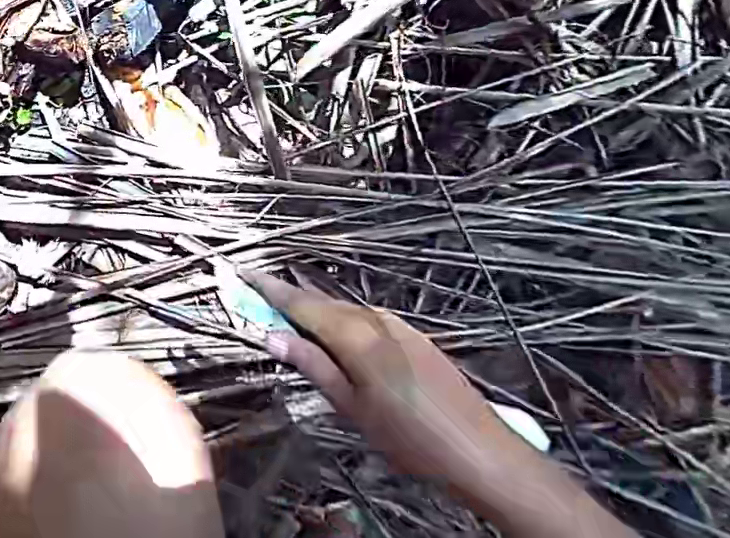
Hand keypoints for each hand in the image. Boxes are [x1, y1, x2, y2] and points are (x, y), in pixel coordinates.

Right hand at [242, 270, 634, 537]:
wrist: (487, 456)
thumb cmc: (412, 438)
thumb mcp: (352, 407)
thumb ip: (311, 365)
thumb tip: (272, 336)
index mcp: (352, 333)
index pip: (297, 302)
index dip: (266, 287)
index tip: (241, 272)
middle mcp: (372, 318)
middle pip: (319, 302)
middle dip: (288, 300)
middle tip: (259, 301)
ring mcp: (396, 325)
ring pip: (342, 310)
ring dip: (316, 314)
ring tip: (296, 327)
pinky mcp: (413, 336)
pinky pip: (364, 320)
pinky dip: (341, 323)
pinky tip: (341, 344)